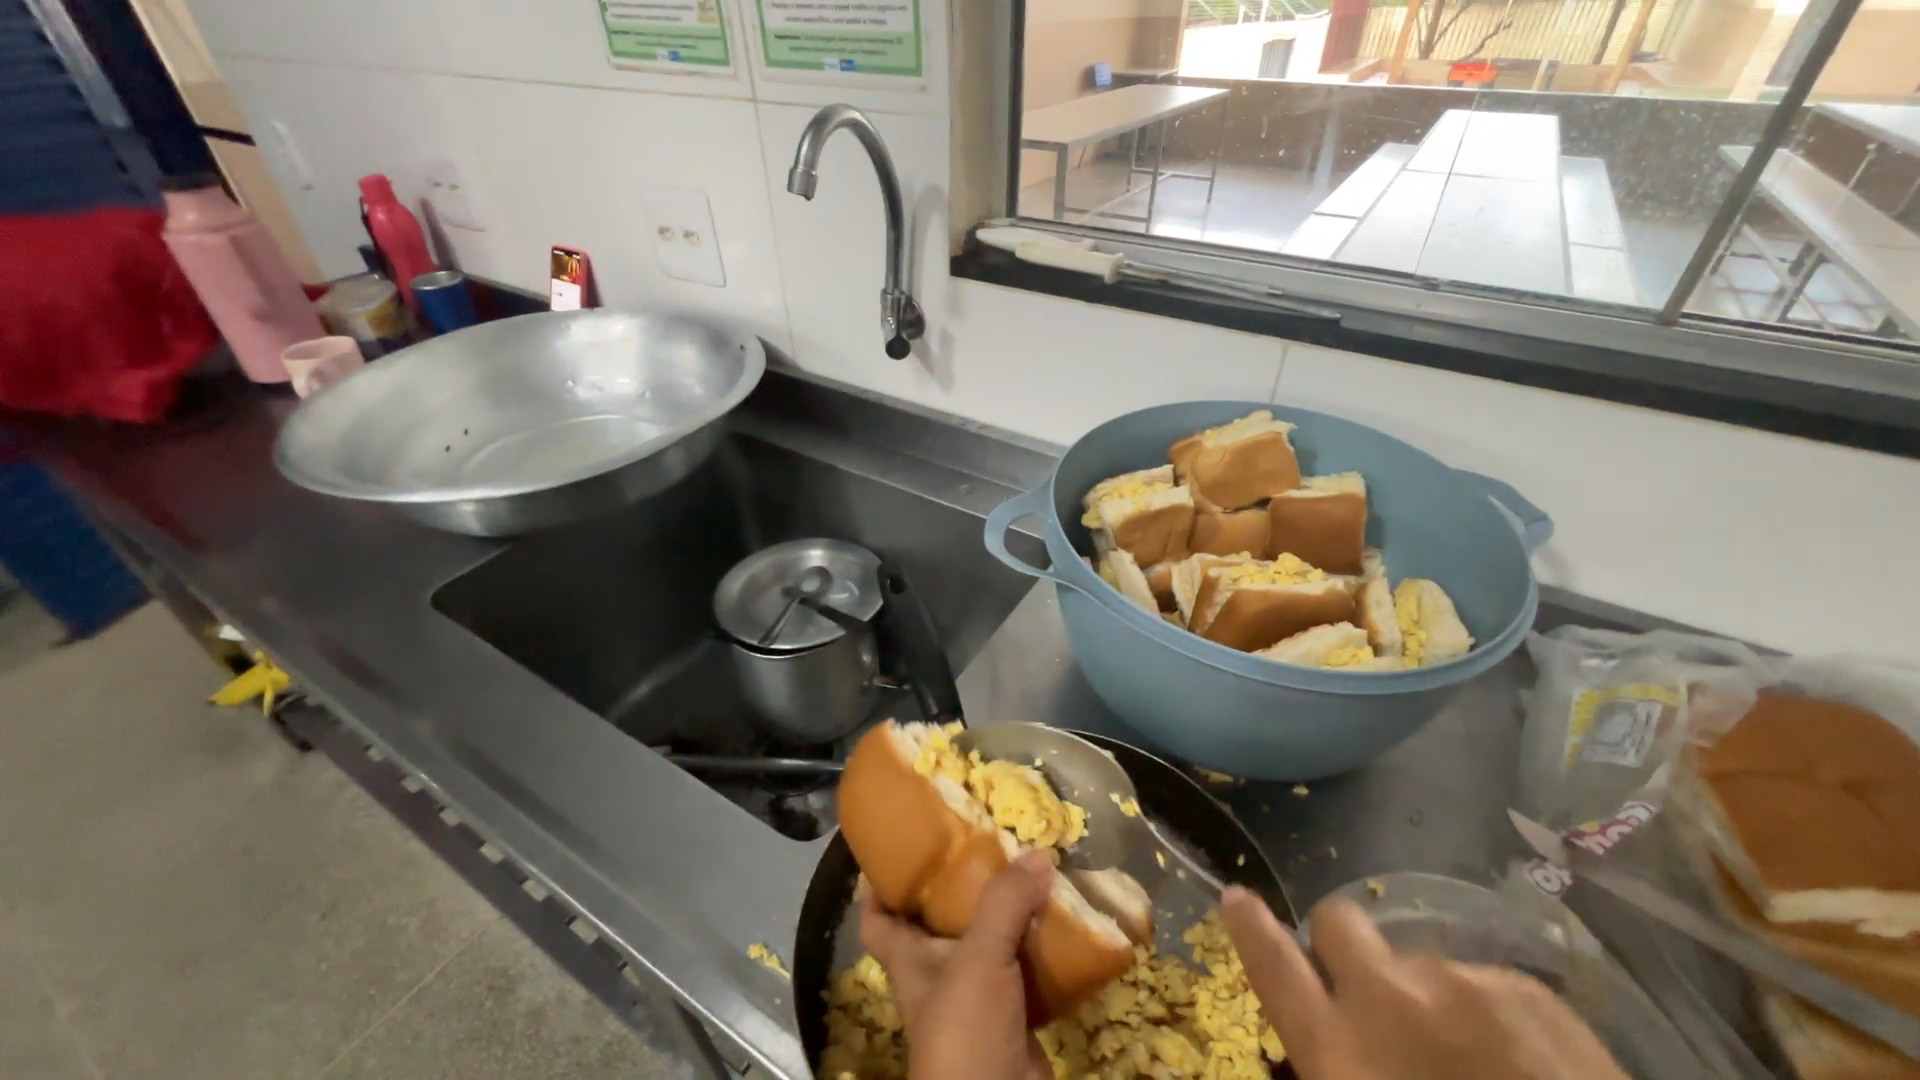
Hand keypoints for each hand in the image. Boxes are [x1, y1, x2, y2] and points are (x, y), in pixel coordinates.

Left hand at [859, 851, 1055, 1079]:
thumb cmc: (964, 1031)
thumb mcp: (978, 959)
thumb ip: (1004, 904)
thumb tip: (1039, 852)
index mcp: (909, 960)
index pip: (878, 920)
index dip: (880, 885)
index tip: (901, 847)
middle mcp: (937, 976)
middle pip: (941, 922)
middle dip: (964, 887)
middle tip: (991, 845)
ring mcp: (976, 998)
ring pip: (990, 943)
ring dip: (1011, 915)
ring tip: (1035, 872)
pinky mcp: (1013, 1017)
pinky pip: (1026, 971)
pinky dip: (1042, 948)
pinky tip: (1064, 923)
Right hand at [1222, 888, 1628, 1079]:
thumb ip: (1336, 1068)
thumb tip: (1329, 1050)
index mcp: (1341, 1052)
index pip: (1274, 968)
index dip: (1250, 929)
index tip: (1236, 897)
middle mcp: (1389, 999)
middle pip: (1338, 921)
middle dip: (1343, 944)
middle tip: (1375, 1000)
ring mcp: (1461, 984)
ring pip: (1418, 959)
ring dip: (1427, 996)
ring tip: (1476, 1067)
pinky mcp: (1527, 988)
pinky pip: (1481, 980)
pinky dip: (1485, 1013)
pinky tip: (1523, 1070)